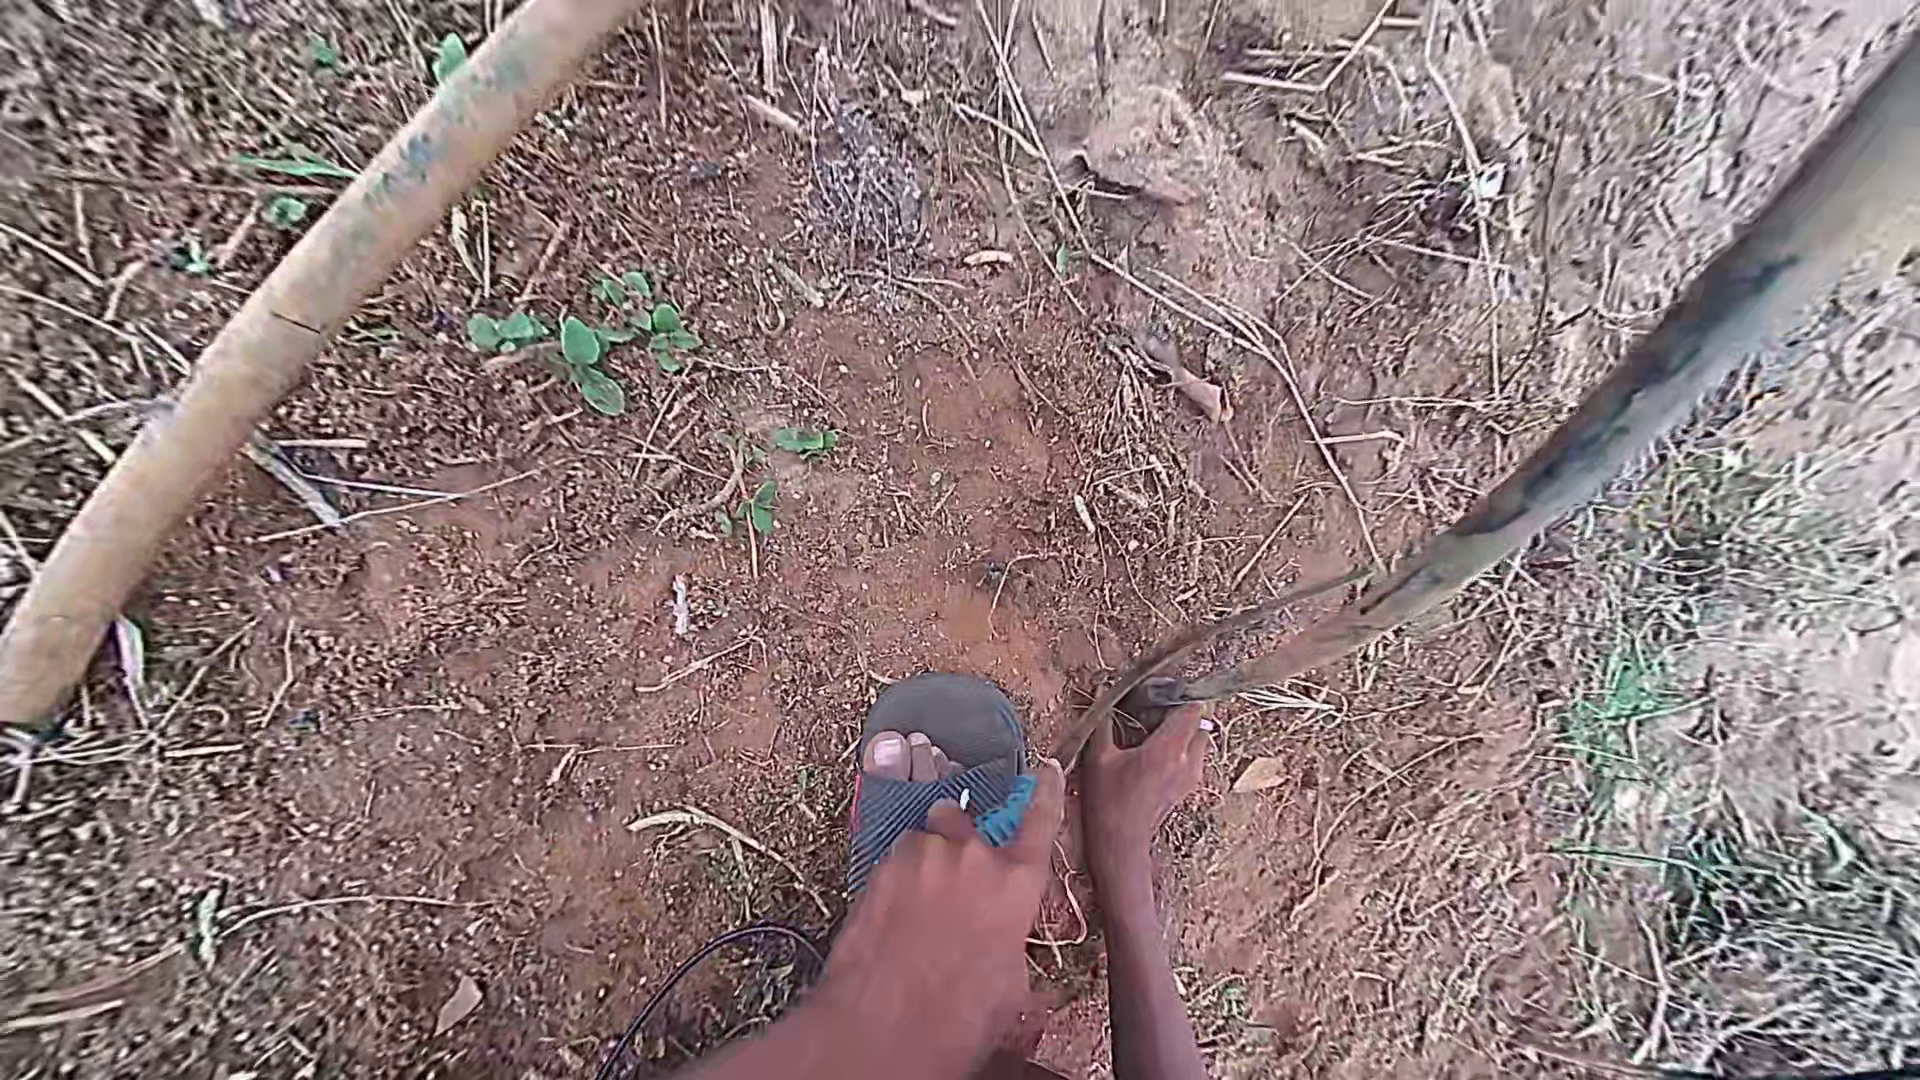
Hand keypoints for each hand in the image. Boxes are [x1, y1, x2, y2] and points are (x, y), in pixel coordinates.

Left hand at [809, 761, 1065, 1079]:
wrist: (881, 1032)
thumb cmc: (952, 1023)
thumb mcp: (1009, 989)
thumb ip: (1011, 938)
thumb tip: (1002, 933)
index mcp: (1014, 885)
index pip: (1040, 823)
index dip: (1047, 793)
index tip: (1047, 769)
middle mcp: (973, 856)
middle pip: (967, 823)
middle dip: (959, 844)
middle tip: (950, 887)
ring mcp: (926, 853)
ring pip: (929, 839)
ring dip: (927, 861)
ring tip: (917, 909)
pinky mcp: (887, 862)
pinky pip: (899, 856)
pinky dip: (899, 875)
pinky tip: (893, 913)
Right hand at [1079, 704, 1209, 882]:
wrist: (1120, 843)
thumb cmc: (1107, 800)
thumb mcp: (1098, 755)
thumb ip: (1103, 719)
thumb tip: (1102, 688)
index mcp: (1168, 750)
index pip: (1192, 709)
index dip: (1179, 694)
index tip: (1159, 690)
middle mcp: (1188, 761)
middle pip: (1200, 722)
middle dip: (1181, 710)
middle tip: (1153, 707)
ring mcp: (1192, 776)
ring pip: (1199, 738)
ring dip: (1183, 727)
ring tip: (1152, 727)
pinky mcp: (1188, 786)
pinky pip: (1194, 754)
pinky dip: (1181, 745)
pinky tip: (1152, 747)